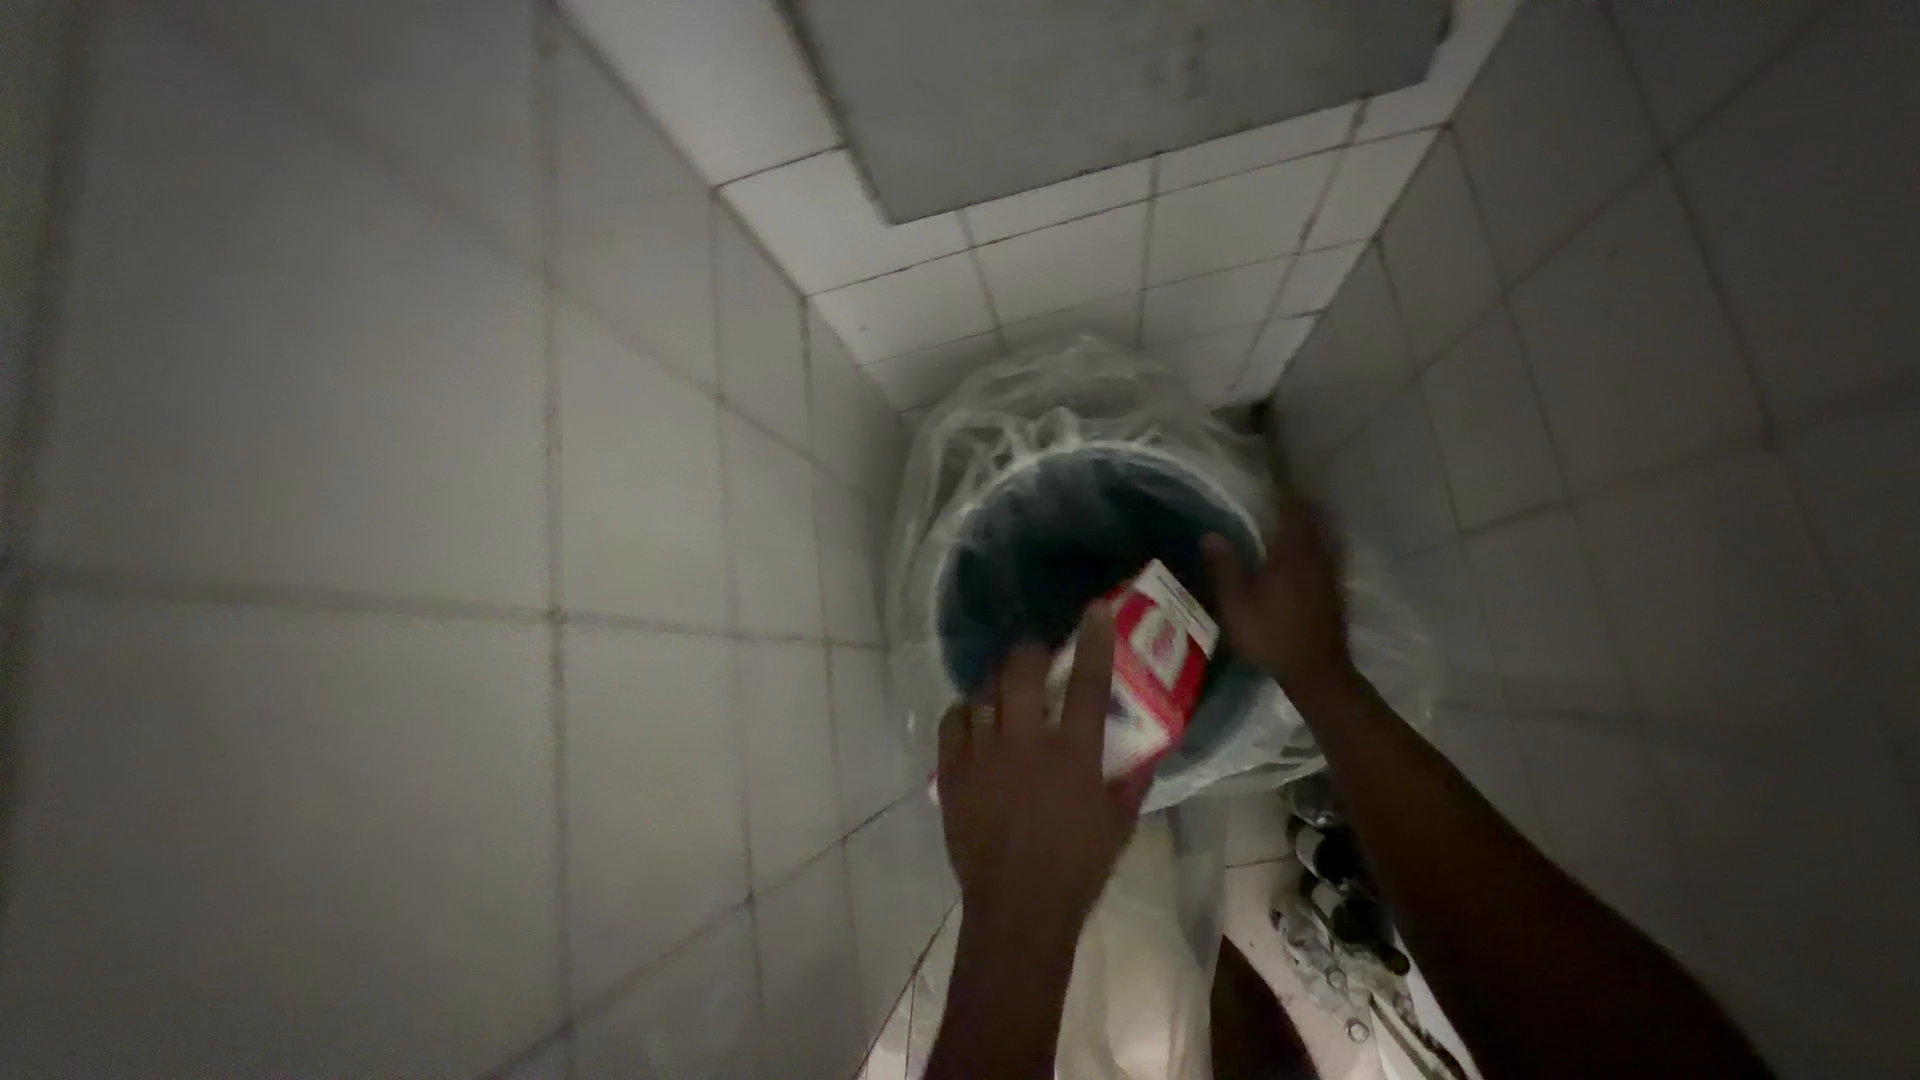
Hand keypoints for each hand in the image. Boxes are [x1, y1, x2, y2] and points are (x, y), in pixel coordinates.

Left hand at [937, 606, 1152, 941]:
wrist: (1017, 908)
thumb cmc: (1078, 868)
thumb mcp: (1119, 823)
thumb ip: (1134, 780)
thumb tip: (1147, 750)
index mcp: (1074, 755)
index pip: (1090, 684)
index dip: (1094, 640)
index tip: (1094, 609)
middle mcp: (1026, 743)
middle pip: (1023, 671)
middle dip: (1031, 653)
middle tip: (1037, 658)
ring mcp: (983, 755)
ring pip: (984, 691)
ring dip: (998, 684)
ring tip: (1005, 693)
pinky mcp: (952, 772)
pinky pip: (952, 721)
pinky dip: (965, 713)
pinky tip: (974, 720)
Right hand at [1201, 504, 1355, 697]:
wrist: (1316, 671)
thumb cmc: (1271, 636)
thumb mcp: (1236, 605)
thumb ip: (1225, 568)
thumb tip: (1210, 535)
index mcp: (1291, 555)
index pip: (1292, 511)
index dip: (1284, 493)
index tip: (1273, 480)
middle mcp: (1316, 557)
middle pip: (1314, 518)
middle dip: (1301, 503)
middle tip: (1283, 494)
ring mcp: (1330, 573)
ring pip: (1326, 535)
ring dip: (1314, 521)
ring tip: (1297, 516)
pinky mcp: (1336, 589)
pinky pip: (1330, 552)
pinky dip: (1321, 542)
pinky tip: (1309, 551)